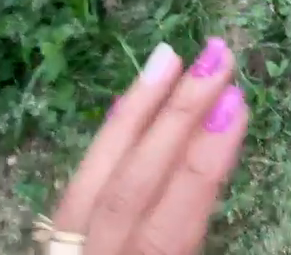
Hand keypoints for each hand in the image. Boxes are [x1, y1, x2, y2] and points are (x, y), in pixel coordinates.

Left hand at [44, 38, 248, 254]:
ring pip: (91, 183)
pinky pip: (75, 192)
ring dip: (136, 113)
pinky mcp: (54, 254)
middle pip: (129, 191)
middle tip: (218, 54)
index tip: (236, 102)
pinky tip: (133, 100)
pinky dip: (107, 140)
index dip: (204, 163)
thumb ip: (189, 233)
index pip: (169, 227)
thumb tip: (218, 173)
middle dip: (176, 116)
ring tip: (172, 55)